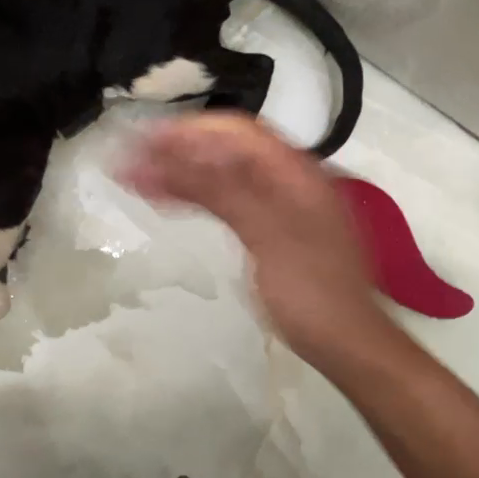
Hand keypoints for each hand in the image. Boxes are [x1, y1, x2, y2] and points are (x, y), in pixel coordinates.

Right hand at [119, 114, 397, 362]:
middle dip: (178, 150)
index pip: (236, 133)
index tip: (143, 140)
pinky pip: (228, 199)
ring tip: (135, 177)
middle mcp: (289, 179)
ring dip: (180, 172)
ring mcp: (281, 204)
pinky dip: (195, 196)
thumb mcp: (268, 238)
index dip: (188, 132)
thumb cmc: (312, 296)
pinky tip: (167, 200)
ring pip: (223, 174)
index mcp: (296, 173)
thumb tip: (179, 153)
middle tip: (129, 159)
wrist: (348, 346)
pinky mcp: (271, 228)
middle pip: (226, 149)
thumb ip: (225, 191)